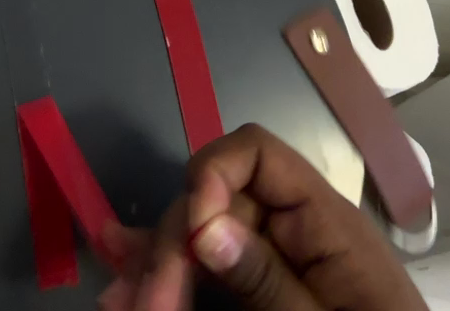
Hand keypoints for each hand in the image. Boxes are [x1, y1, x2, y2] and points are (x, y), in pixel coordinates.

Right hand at [102, 125, 425, 310]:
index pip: (257, 153)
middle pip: (214, 202)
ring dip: (157, 263)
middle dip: (175, 245)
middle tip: (147, 304)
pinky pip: (205, 268)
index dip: (214, 174)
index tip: (193, 234)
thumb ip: (269, 281)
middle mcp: (293, 229)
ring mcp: (272, 260)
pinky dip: (167, 274)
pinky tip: (127, 285)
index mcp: (328, 224)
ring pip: (198, 237)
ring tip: (121, 301)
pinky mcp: (258, 290)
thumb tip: (205, 226)